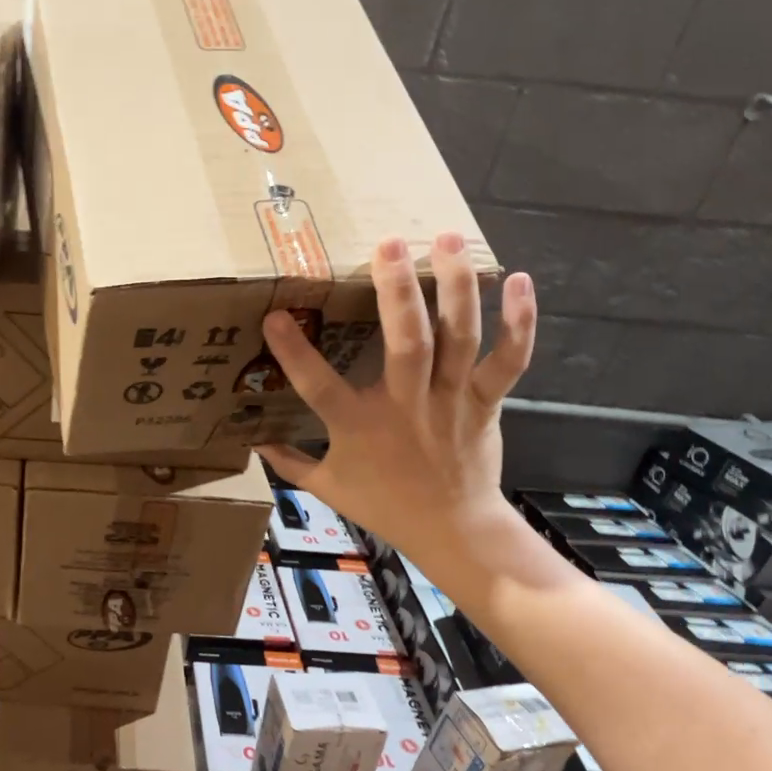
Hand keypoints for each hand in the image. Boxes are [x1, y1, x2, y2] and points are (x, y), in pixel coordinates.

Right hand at [256, 233, 536, 560]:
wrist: (452, 529)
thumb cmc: (384, 506)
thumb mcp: (327, 487)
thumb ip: (289, 461)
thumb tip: (252, 439)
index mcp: (358, 426)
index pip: (318, 384)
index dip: (293, 350)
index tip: (275, 316)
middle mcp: (405, 406)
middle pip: (405, 342)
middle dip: (397, 289)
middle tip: (388, 243)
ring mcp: (450, 401)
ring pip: (457, 338)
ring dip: (454, 287)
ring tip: (448, 241)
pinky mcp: (485, 402)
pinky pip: (508, 360)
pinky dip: (519, 322)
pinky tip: (516, 279)